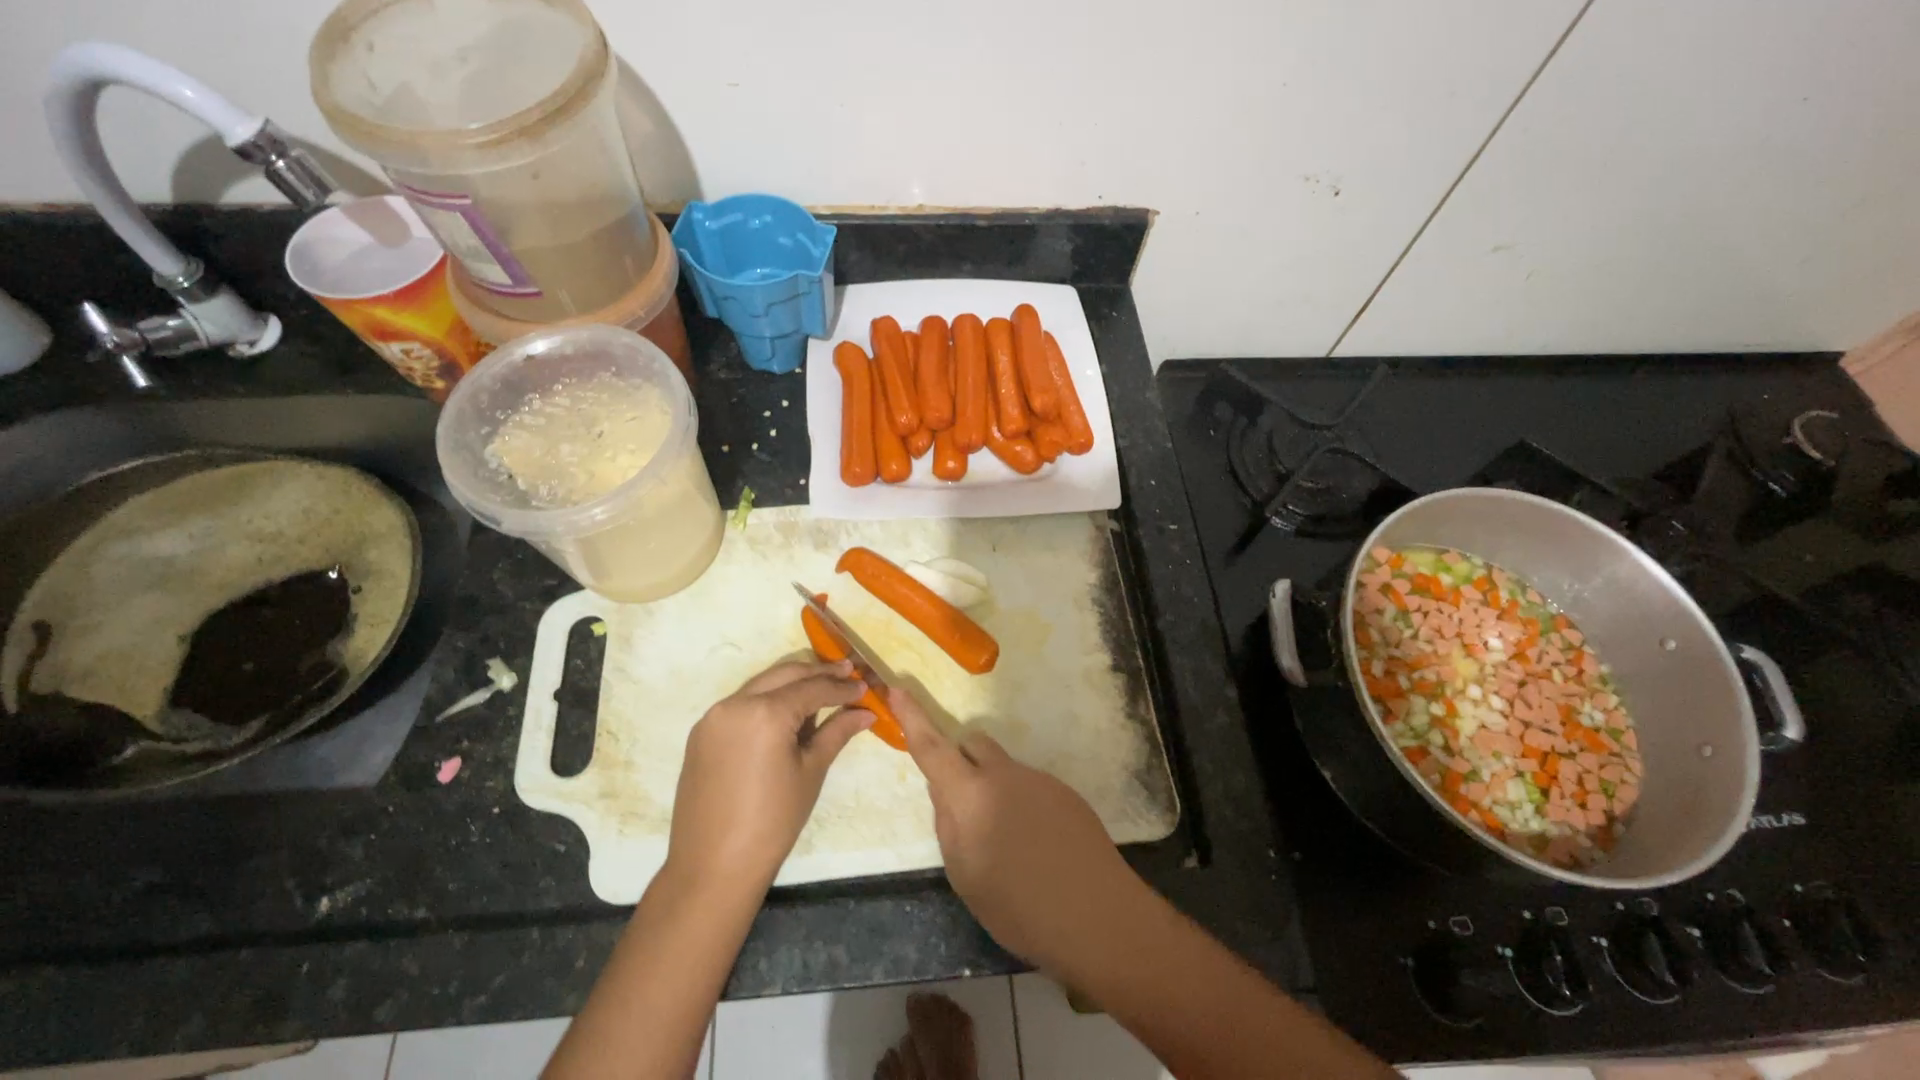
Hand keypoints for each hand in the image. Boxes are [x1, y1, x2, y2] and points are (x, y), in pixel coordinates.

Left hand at [666, 660, 872, 891]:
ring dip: (790, 683)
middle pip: (784, 675)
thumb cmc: (773, 821)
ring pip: (760, 686)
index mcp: (765, 713)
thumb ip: (836, 733)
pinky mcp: (701, 733)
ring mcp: (713, 717)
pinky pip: (740, 704)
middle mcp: (734, 704)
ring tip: (820, 690)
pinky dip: (766, 701)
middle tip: (847, 673)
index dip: (841, 687)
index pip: (812, 688)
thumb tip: (865, 711)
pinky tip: (785, 715)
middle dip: (816, 673)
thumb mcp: (811, 773)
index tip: (864, 685)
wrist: (714, 864)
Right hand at [891, 688, 1141, 969]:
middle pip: (974, 745)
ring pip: (1004, 770)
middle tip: (962, 806)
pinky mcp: (1067, 793)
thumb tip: (943, 789)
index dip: (912, 718)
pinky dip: (1023, 805)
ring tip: (1008, 844)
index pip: (932, 748)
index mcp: (971, 796)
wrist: (1098, 917)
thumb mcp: (964, 875)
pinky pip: (1031, 787)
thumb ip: (947, 824)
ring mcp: (1040, 780)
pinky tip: (1037, 847)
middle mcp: (1005, 775)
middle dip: (961, 761)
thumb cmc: (1018, 908)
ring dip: (994, 789)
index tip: (896, 688)